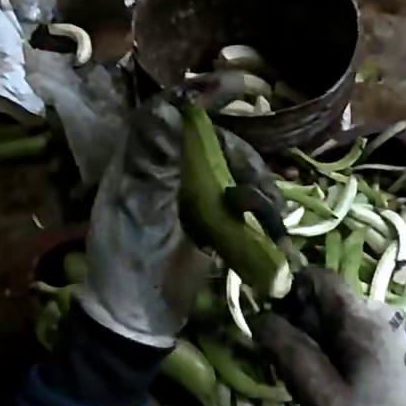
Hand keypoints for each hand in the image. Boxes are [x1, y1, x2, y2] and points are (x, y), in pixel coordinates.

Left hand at [78, 83, 280, 347]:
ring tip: (272, 223)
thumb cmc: (130, 261)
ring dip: (260, 192)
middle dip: (246, 163)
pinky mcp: (213, 219)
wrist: (139, 319)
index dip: (203, 95)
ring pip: (237, 174)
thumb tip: (170, 106)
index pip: (172, 112)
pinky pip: (244, 203)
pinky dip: (262, 215)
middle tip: (260, 198)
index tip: (240, 86)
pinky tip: (275, 233)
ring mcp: (193, 194)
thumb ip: (154, 159)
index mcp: (144, 160)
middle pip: (218, 144)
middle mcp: (170, 169)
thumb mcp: (139, 209)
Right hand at [252, 268, 405, 405]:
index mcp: (358, 318)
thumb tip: (260, 319)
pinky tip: (336, 391)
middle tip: (295, 374)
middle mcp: (372, 310)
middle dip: (299, 331)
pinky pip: (348, 337)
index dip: (289, 291)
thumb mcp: (326, 400)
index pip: (315, 276)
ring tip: (317, 390)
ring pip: (330, 323)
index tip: (277, 326)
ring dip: (314, 349)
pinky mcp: (389, 343)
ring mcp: (383, 326)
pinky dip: (333, 357)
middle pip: (319, 302)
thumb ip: (292, 355)